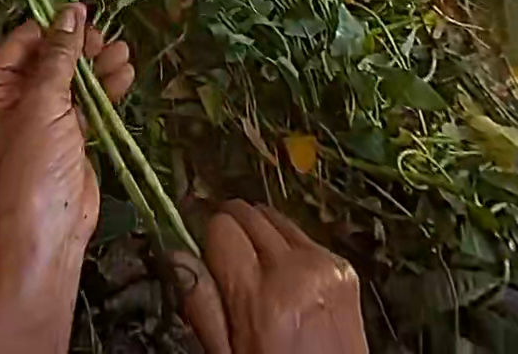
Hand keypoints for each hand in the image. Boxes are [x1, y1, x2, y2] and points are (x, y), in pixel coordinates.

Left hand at [0, 4, 132, 276]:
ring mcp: (41, 122)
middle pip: (49, 60)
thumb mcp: (41, 104)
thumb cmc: (29, 168)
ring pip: (71, 82)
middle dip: (80, 48)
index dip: (53, 26)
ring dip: (97, 67)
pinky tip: (124, 74)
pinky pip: (86, 105)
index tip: (85, 12)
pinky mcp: (67, 140)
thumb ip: (59, 56)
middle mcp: (10, 103)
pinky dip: (105, 90)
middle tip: (106, 39)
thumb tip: (70, 12)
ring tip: (123, 53)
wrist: (42, 245)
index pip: (22, 44)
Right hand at [174, 202, 367, 353]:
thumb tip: (174, 254)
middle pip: (244, 212)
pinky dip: (285, 246)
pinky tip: (285, 280)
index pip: (220, 226)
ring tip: (257, 272)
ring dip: (258, 234)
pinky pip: (299, 233)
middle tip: (227, 266)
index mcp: (260, 298)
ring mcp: (323, 266)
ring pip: (271, 215)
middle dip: (230, 231)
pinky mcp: (343, 268)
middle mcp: (294, 272)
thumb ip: (200, 305)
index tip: (205, 255)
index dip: (208, 240)